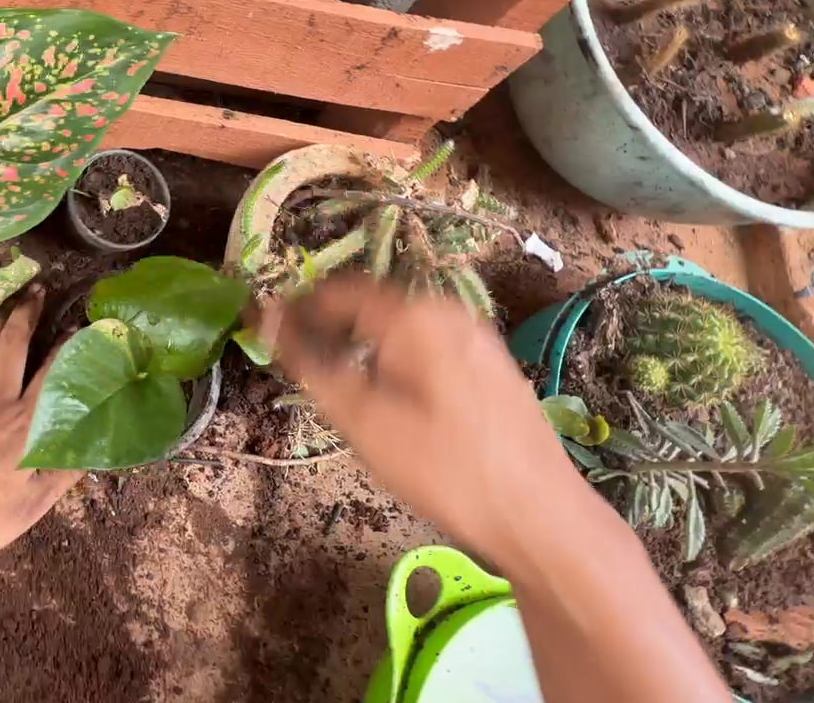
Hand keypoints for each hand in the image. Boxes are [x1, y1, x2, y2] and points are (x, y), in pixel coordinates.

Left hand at [0, 287, 81, 560]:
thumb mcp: (32, 505)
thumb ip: (62, 473)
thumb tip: (92, 448)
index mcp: (25, 421)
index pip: (51, 372)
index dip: (66, 347)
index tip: (77, 326)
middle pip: (14, 344)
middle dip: (27, 313)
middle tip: (37, 289)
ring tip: (6, 301)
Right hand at [255, 277, 585, 569]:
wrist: (545, 521)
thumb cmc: (446, 470)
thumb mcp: (364, 422)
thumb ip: (311, 366)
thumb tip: (270, 323)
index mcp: (415, 317)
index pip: (338, 291)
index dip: (298, 306)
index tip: (268, 327)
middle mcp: (448, 312)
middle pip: (370, 303)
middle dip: (329, 325)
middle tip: (298, 358)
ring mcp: (476, 337)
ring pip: (399, 324)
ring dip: (361, 341)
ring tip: (337, 379)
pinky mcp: (491, 364)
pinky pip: (426, 342)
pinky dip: (394, 354)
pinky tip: (389, 394)